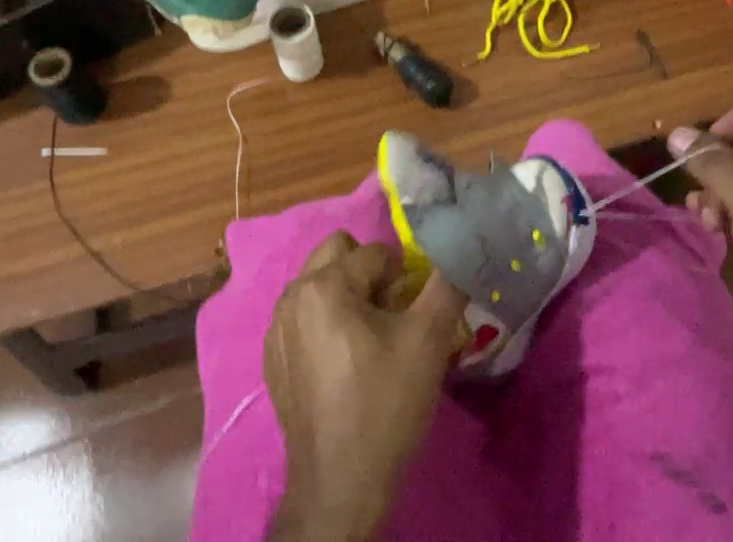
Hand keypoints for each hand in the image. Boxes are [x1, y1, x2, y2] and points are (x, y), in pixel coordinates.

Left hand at [265, 230, 468, 540]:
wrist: (340, 482)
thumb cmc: (385, 403)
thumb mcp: (428, 339)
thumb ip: (446, 283)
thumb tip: (459, 249)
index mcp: (323, 285)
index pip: (375, 253)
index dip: (402, 279)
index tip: (411, 315)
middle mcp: (291, 296)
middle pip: (337, 253)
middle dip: (368, 273)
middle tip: (391, 317)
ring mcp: (276, 329)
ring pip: (318, 284)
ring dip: (346, 296)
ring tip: (370, 342)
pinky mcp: (272, 359)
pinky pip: (303, 318)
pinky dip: (325, 324)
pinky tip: (344, 366)